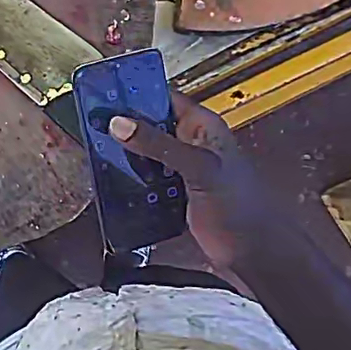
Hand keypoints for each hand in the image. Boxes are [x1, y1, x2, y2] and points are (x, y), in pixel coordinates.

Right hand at [106, 93, 274, 268]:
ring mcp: (182, 169)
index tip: (106, 93)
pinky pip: (146, 178)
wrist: (255, 256)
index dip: (137, 93)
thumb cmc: (243, 208)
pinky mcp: (175, 194)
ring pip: (145, 152)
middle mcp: (191, 144)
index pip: (163, 97)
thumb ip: (160, 145)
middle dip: (125, 125)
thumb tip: (122, 124)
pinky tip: (115, 181)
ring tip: (97, 150)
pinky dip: (131, 179)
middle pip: (150, 125)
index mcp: (202, 126)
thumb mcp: (200, 168)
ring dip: (125, 154)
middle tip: (94, 124)